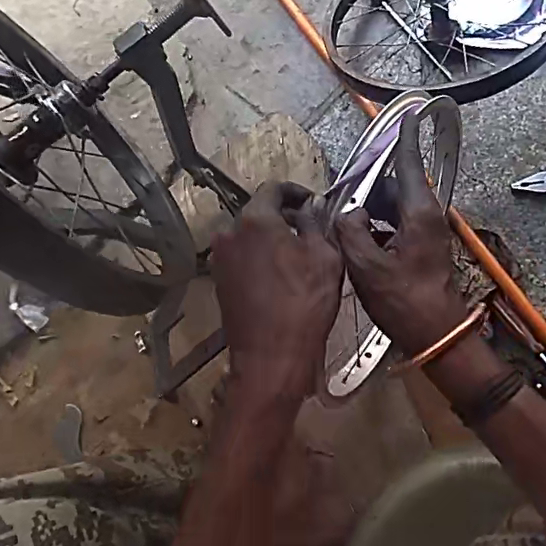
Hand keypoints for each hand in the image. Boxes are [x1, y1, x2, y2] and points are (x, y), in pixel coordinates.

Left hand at [209, 181, 343, 410]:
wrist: (272, 357)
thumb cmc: (304, 304)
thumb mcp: (325, 257)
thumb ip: (315, 225)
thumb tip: (308, 212)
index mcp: (255, 220)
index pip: (274, 189)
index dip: (296, 192)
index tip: (311, 202)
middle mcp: (230, 233)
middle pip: (259, 212)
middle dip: (284, 217)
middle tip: (310, 230)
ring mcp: (220, 259)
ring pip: (250, 237)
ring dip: (272, 239)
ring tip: (298, 256)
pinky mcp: (219, 282)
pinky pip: (243, 259)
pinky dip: (260, 259)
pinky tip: (282, 277)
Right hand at [334, 119, 469, 353]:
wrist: (437, 335)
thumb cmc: (405, 303)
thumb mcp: (367, 267)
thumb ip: (350, 231)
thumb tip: (347, 214)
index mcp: (418, 214)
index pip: (408, 165)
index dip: (404, 139)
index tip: (408, 114)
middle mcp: (427, 216)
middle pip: (392, 187)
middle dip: (366, 191)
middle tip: (341, 202)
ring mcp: (427, 232)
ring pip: (392, 207)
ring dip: (370, 211)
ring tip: (345, 225)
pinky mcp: (422, 246)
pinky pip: (395, 224)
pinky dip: (377, 226)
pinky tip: (359, 243)